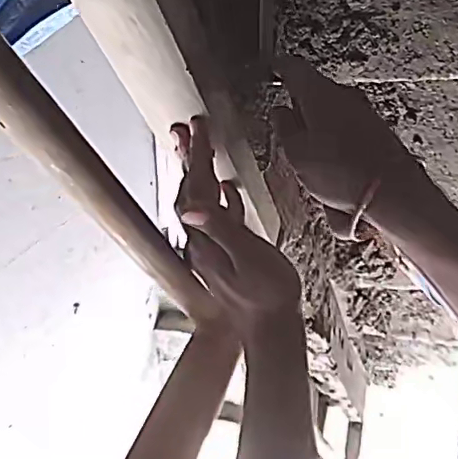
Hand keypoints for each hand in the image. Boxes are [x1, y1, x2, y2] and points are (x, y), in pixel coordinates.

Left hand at [172, 115, 302, 340]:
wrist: (270, 331)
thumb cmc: (267, 297)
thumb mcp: (249, 259)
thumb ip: (221, 230)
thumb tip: (190, 208)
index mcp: (206, 238)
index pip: (197, 187)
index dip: (196, 155)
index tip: (196, 127)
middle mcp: (201, 241)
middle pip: (191, 190)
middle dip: (189, 157)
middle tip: (186, 129)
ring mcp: (212, 247)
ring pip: (201, 201)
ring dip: (199, 172)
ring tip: (198, 148)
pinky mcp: (225, 254)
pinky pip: (217, 217)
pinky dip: (219, 197)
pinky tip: (227, 190)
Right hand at [269, 55, 437, 236]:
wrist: (393, 193)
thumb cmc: (345, 172)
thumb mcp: (296, 153)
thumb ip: (284, 126)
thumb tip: (280, 113)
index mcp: (319, 94)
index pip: (294, 67)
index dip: (279, 67)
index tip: (274, 68)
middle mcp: (345, 96)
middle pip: (315, 91)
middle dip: (300, 106)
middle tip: (287, 125)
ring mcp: (365, 113)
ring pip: (333, 112)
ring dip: (320, 128)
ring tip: (312, 156)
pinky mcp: (378, 131)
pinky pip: (349, 130)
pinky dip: (338, 143)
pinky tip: (334, 167)